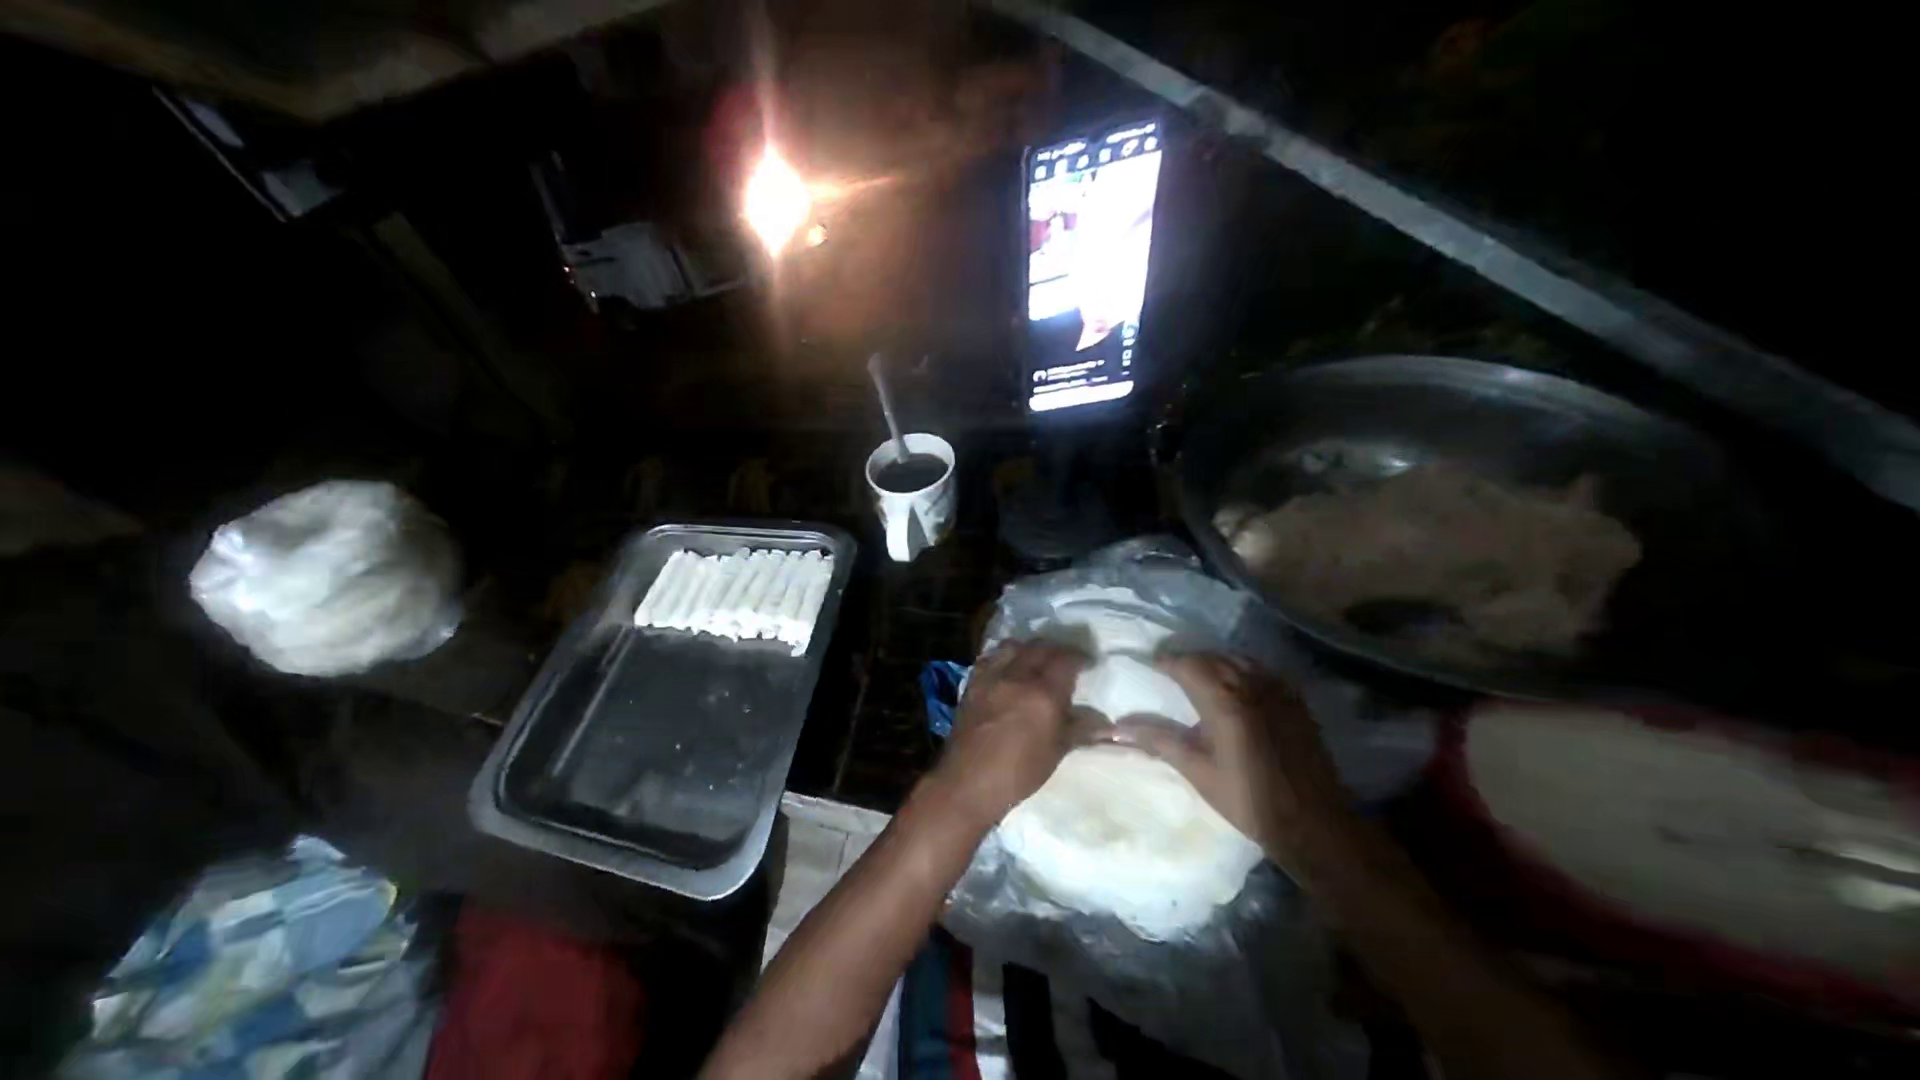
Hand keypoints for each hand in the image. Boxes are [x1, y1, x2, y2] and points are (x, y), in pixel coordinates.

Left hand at [932, 640, 1087, 825]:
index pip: (1065, 660)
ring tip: (1035, 660)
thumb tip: (1101, 721)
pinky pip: (990, 658)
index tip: (1088, 664)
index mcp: (1043, 693)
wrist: (968, 782)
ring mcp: (991, 678)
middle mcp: (1017, 677)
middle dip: (1056, 649)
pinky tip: (1007, 670)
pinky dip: (1003, 657)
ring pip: (1013, 646)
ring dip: (1028, 648)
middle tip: (1065, 660)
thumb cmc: (1019, 773)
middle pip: (1039, 647)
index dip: (1080, 657)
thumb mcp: (1056, 752)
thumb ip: (1079, 729)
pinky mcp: (972, 684)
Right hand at [1117, 653, 1350, 859]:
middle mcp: (1251, 684)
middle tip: (1170, 670)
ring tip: (1200, 676)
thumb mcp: (1196, 770)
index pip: (1187, 664)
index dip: (1166, 661)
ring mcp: (1277, 689)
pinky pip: (1262, 671)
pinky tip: (1236, 687)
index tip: (1150, 665)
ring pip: (1239, 660)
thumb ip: (1158, 740)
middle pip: (1212, 657)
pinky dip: (1242, 669)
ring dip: (1216, 661)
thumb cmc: (1246, 798)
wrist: (1311, 821)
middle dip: (1189, 659)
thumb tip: (1119, 726)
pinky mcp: (1295, 700)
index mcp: (1223, 699)